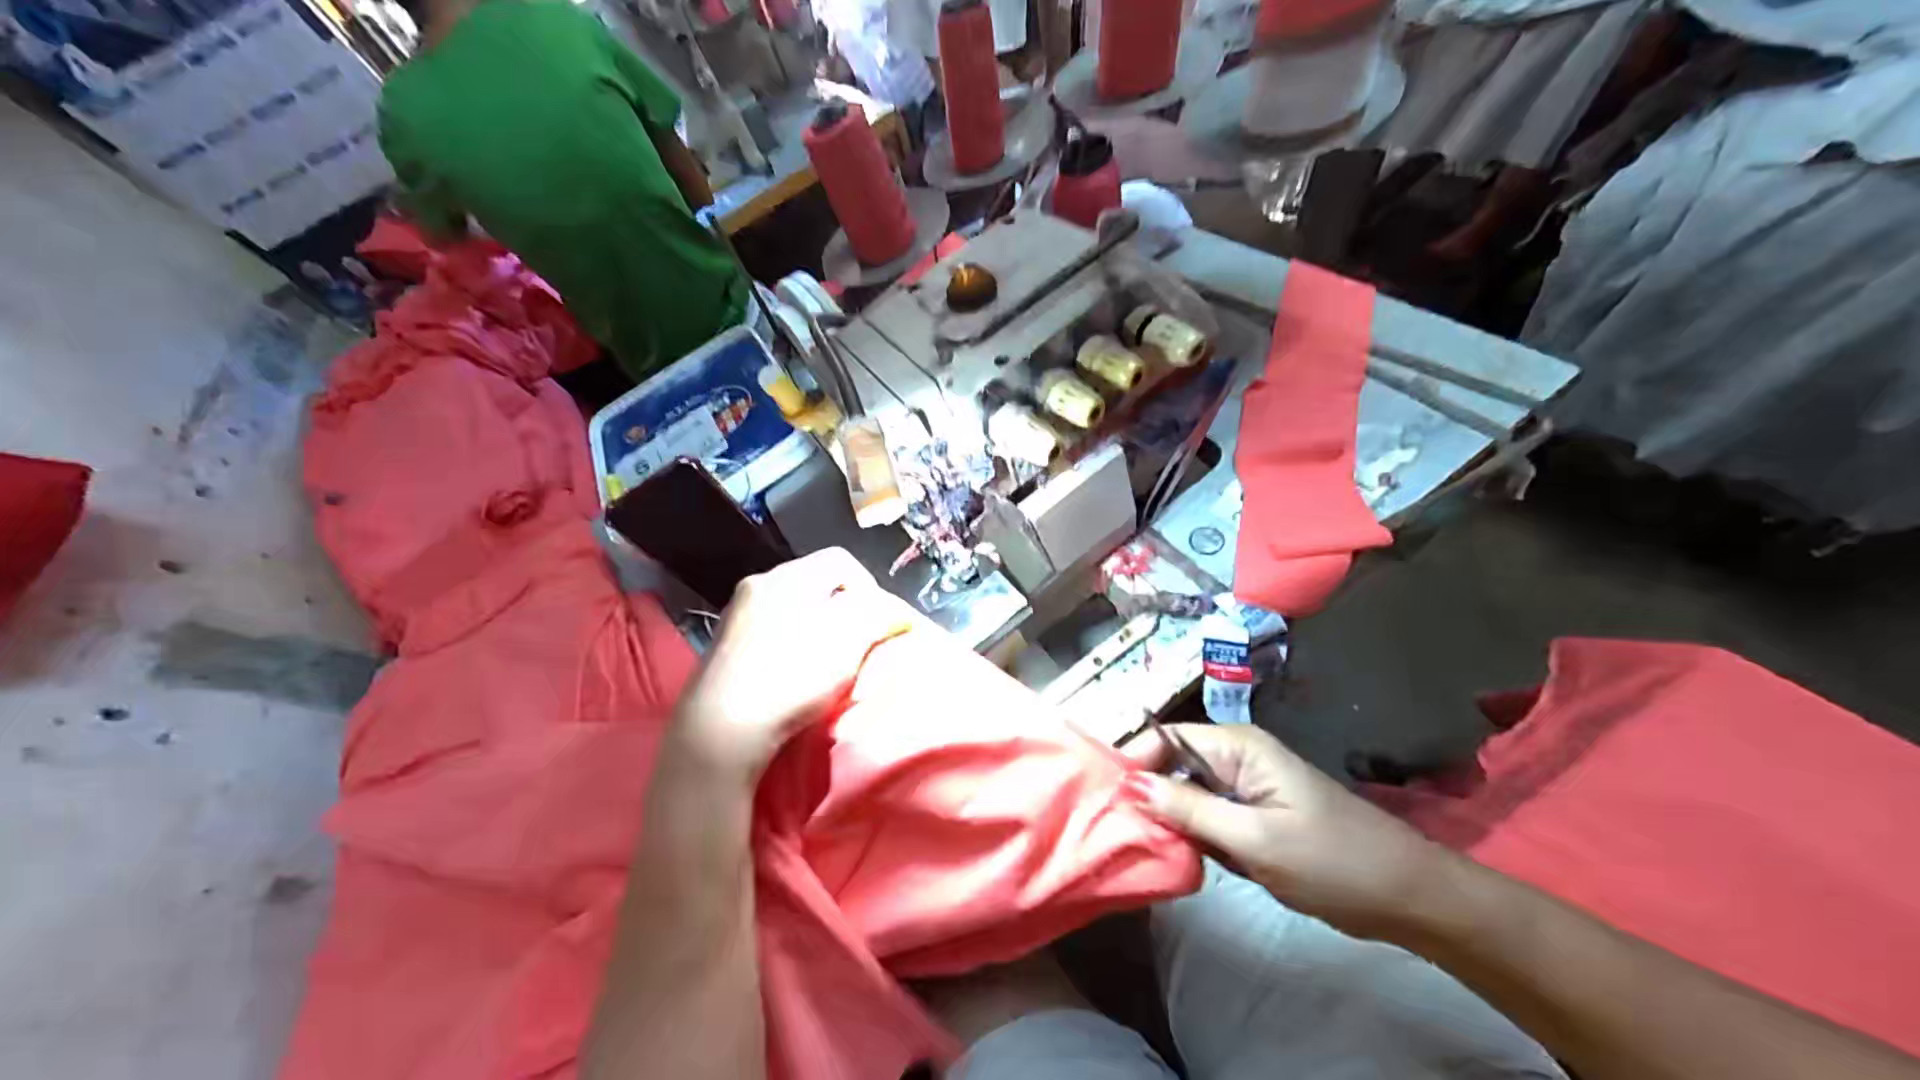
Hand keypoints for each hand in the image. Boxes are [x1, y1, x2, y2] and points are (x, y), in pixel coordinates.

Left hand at [671, 547, 912, 782]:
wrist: (720, 732)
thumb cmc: (793, 675)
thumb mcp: (852, 637)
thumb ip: (882, 613)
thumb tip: (898, 613)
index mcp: (786, 574)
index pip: (842, 561)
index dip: (872, 589)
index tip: (881, 627)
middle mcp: (757, 586)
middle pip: (818, 588)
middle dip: (846, 616)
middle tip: (860, 650)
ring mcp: (736, 619)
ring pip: (795, 615)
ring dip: (819, 637)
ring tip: (830, 671)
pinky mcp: (724, 654)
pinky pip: (771, 640)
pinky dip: (792, 655)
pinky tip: (795, 683)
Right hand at [1122, 723, 1457, 938]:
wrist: (1406, 898)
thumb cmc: (1331, 861)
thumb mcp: (1254, 839)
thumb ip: (1189, 810)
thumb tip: (1130, 785)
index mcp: (1239, 746)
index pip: (1168, 737)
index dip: (1135, 759)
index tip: (1107, 795)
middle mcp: (1237, 758)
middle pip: (1172, 764)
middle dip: (1148, 793)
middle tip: (1121, 827)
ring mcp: (1245, 788)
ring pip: (1186, 793)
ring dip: (1169, 818)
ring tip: (1143, 843)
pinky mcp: (1252, 816)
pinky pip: (1206, 816)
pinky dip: (1192, 834)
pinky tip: (1179, 855)